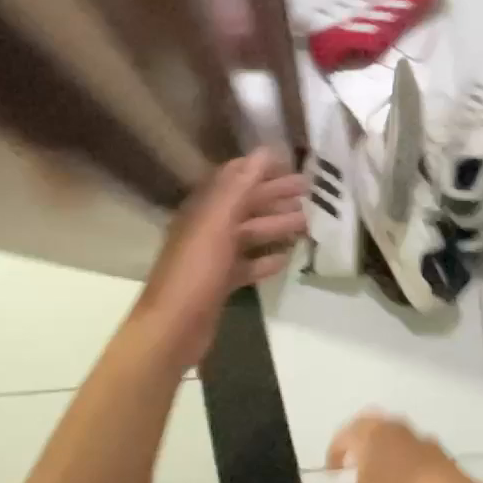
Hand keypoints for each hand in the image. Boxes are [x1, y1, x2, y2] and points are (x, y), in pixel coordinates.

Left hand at [134, 149, 307, 370]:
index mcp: (204, 209)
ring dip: (276, 225)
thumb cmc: (195, 271)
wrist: (172, 330)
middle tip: (309, 191)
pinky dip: (266, 259)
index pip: (234, 178)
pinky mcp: (219, 283)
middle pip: (245, 204)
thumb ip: (240, 187)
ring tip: (307, 223)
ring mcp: (212, 257)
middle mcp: (207, 227)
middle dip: (276, 195)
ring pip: (249, 234)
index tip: (291, 164)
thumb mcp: (218, 224)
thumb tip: (262, 153)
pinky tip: (287, 258)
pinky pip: (247, 264)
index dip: (261, 169)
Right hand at [318, 414, 470, 482]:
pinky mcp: (437, 447)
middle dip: (358, 439)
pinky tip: (406, 476)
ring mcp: (417, 434)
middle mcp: (392, 426)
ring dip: (383, 445)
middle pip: (369, 422)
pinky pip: (413, 445)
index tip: (332, 470)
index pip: (343, 434)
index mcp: (369, 434)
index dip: (334, 451)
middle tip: (353, 459)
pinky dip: (405, 455)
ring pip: (393, 432)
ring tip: (379, 468)